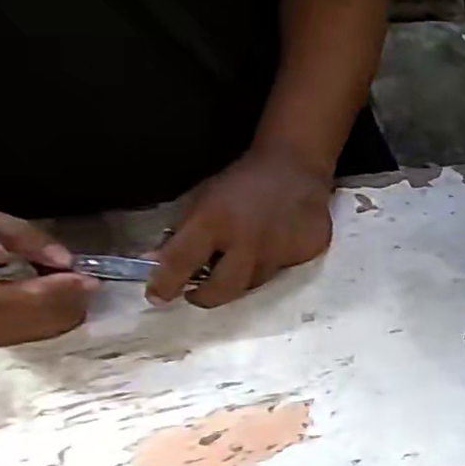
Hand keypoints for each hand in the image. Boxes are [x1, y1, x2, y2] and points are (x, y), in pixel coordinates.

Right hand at [0, 204, 97, 346]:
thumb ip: (21, 236)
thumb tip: (65, 260)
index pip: (2, 298)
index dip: (49, 291)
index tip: (84, 279)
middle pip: (18, 319)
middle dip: (61, 301)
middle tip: (89, 284)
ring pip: (25, 331)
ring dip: (60, 313)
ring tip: (79, 291)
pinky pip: (22, 335)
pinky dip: (49, 321)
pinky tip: (64, 303)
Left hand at [147, 147, 332, 307]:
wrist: (295, 168)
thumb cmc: (240, 181)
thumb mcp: (201, 200)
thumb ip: (185, 232)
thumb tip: (161, 262)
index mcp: (213, 223)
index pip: (180, 262)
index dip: (165, 284)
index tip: (158, 297)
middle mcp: (248, 243)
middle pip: (224, 289)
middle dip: (206, 296)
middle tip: (198, 293)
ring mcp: (282, 252)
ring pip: (255, 282)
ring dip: (241, 277)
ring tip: (239, 262)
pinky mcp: (306, 254)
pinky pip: (284, 269)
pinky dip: (272, 263)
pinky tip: (274, 245)